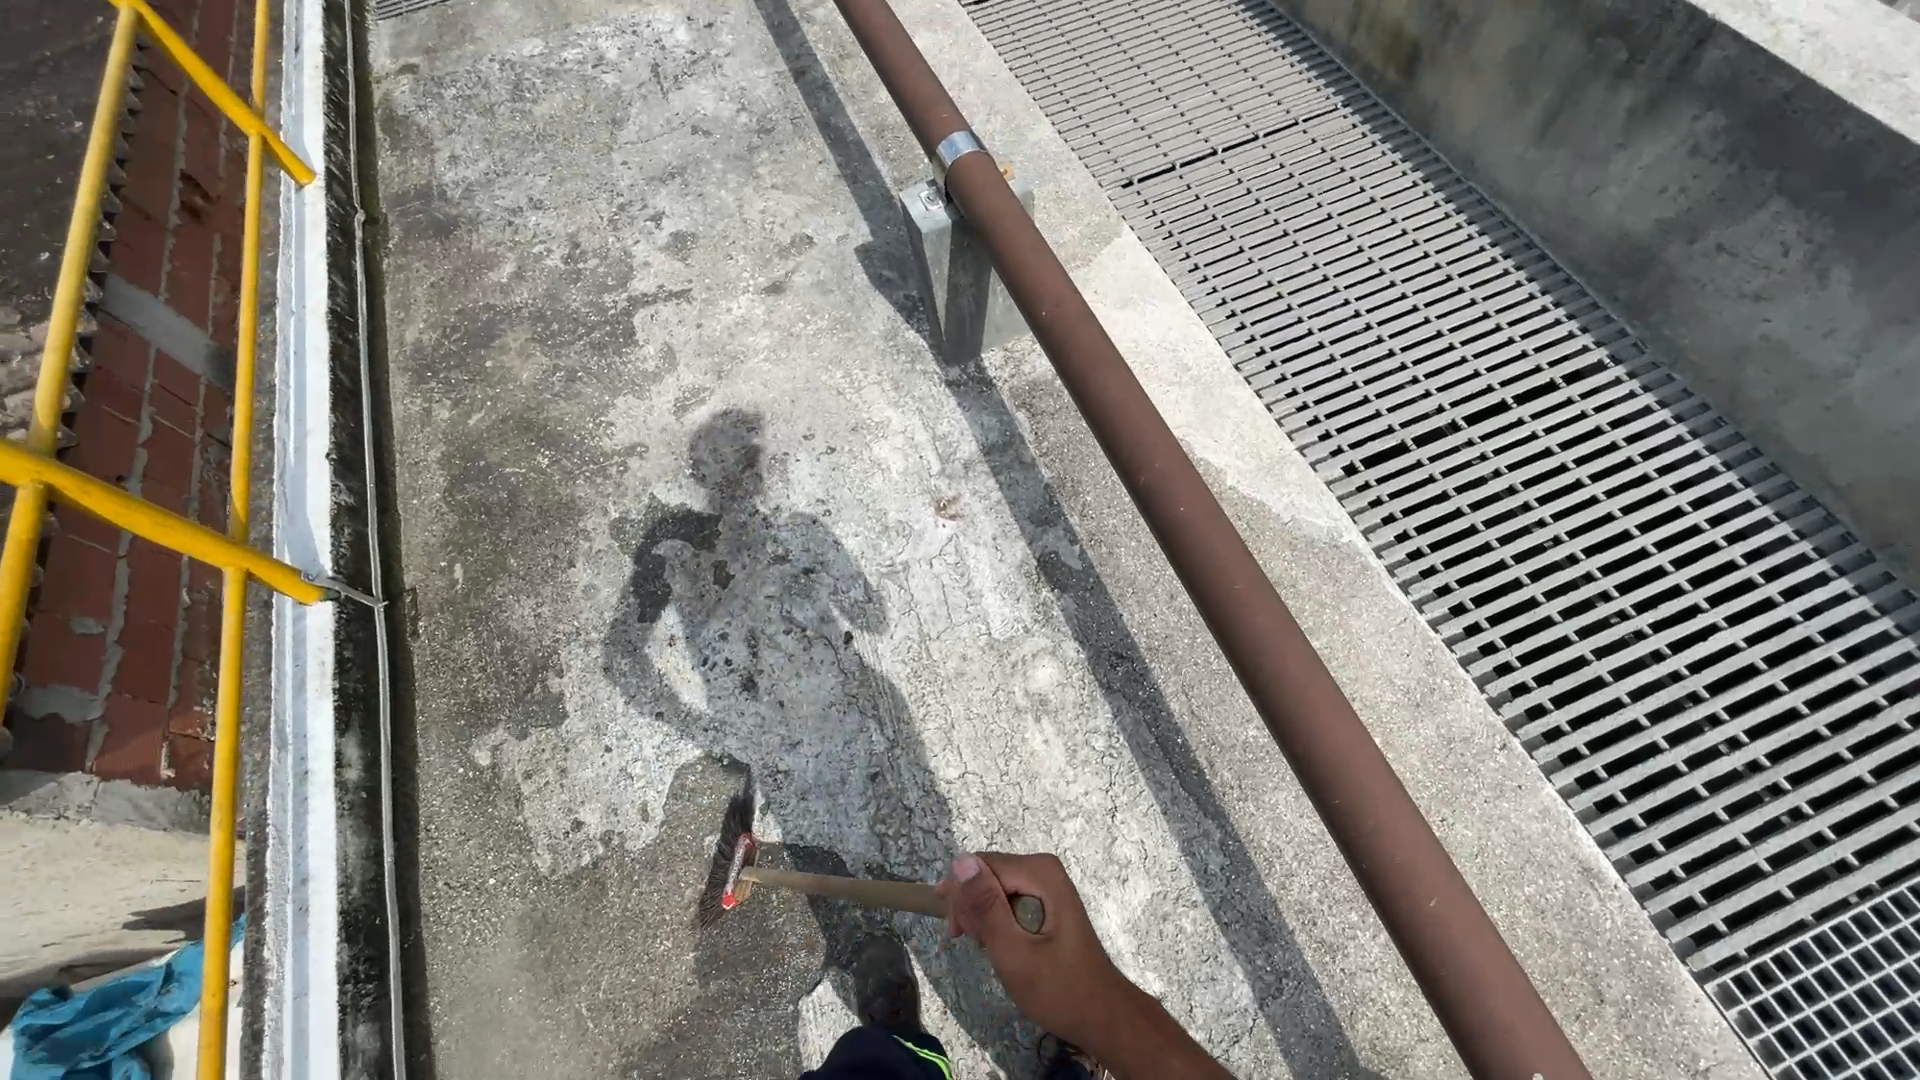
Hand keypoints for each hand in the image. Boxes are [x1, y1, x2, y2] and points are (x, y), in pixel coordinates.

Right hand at [935, 852, 1132, 1046]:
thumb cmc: (1058, 989)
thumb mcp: (1013, 952)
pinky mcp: (1046, 899)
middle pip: (986, 874)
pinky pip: (1007, 898)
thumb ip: (986, 906)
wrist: (1102, 1015)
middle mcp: (1044, 868)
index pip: (979, 867)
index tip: (956, 934)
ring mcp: (1047, 883)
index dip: (962, 898)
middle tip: (973, 944)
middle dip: (972, 907)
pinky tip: (998, 943)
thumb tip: (960, 860)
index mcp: (1040, 872)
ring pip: (993, 887)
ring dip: (982, 916)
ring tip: (988, 947)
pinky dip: (997, 920)